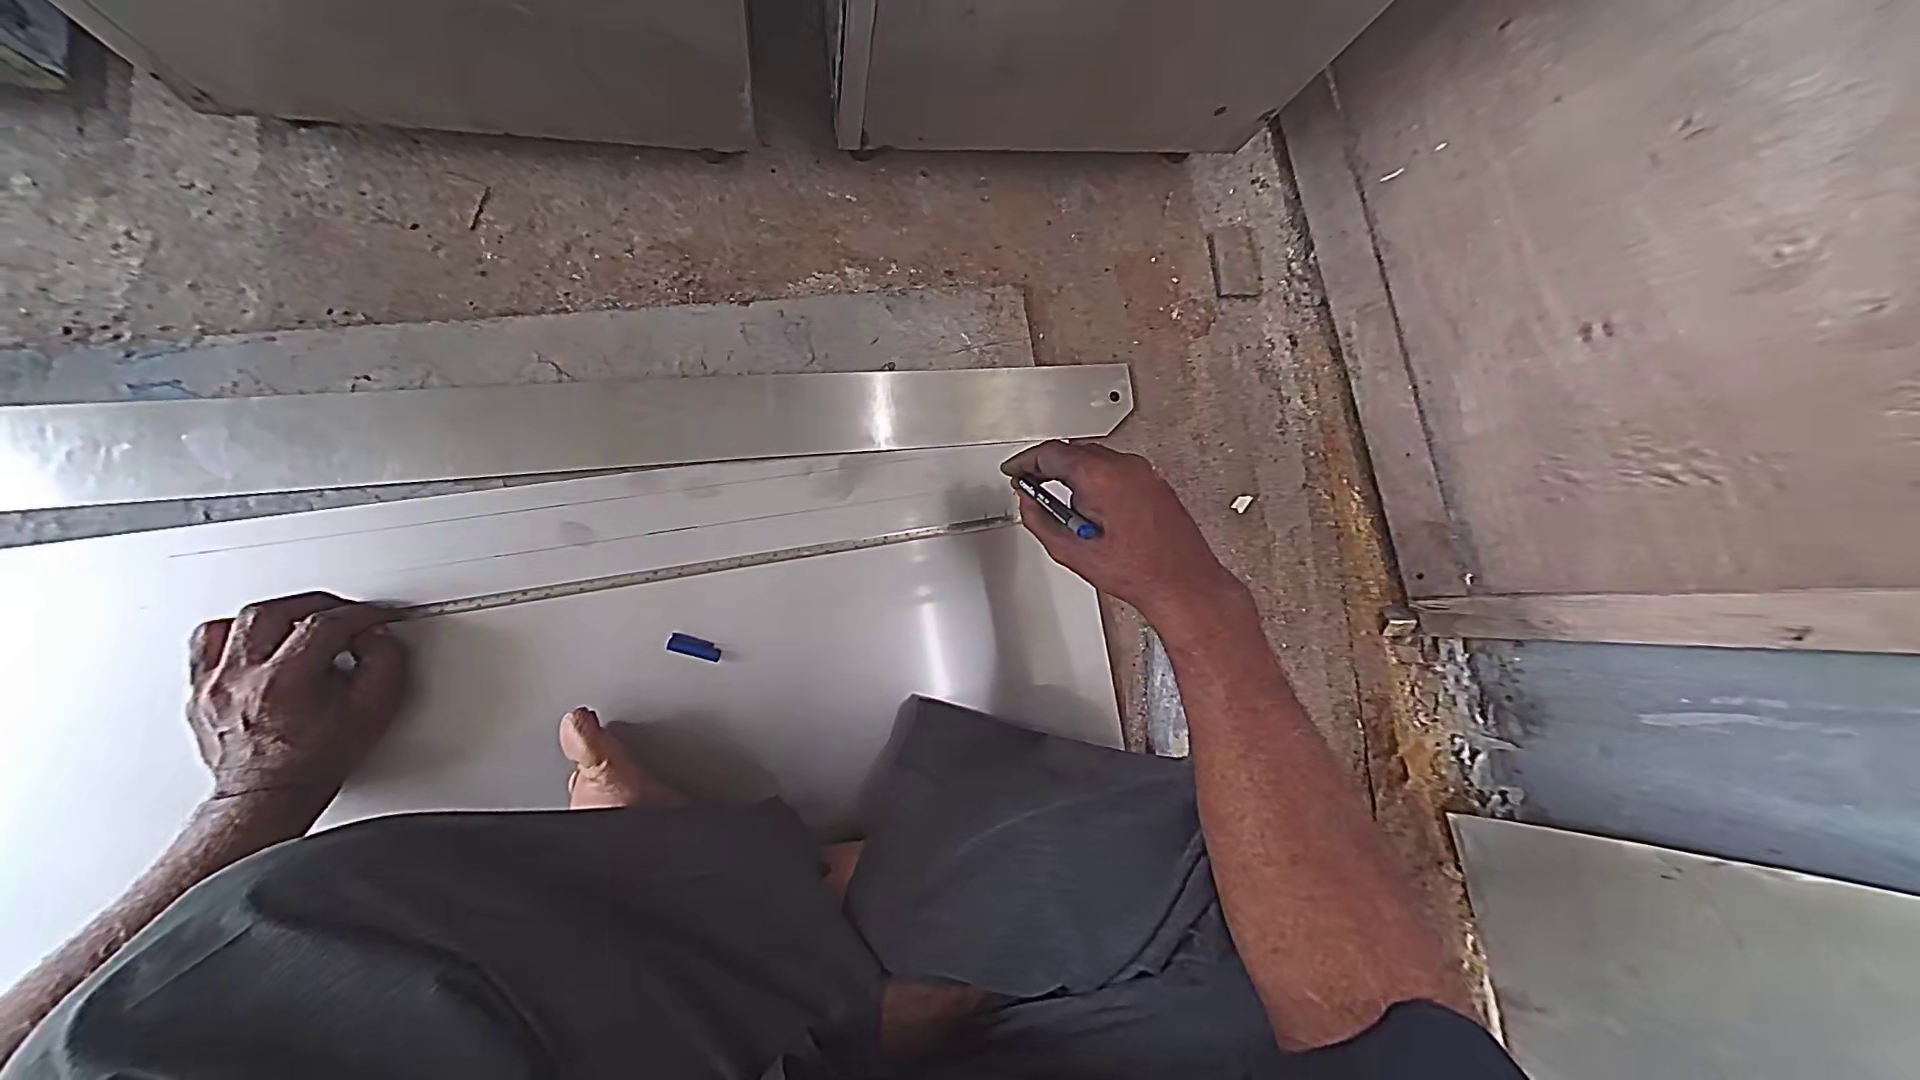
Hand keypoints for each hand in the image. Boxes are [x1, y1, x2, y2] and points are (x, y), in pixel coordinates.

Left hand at [187, 592, 410, 807]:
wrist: (274, 791)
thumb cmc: (321, 756)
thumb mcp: (377, 706)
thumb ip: (386, 660)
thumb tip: (375, 634)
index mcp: (285, 681)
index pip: (326, 623)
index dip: (363, 614)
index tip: (380, 616)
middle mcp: (240, 679)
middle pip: (274, 612)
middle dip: (319, 604)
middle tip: (345, 611)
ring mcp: (212, 685)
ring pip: (232, 623)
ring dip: (275, 614)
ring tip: (303, 621)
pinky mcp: (199, 692)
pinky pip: (206, 646)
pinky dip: (237, 635)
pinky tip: (263, 642)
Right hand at [1001, 441, 1245, 623]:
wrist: (1182, 582)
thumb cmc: (1140, 570)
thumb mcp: (1072, 551)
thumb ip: (1040, 521)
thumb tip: (1028, 503)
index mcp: (1102, 477)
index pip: (1051, 453)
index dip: (1025, 461)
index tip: (1014, 470)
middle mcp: (1125, 467)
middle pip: (1073, 450)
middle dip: (1047, 466)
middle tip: (1030, 483)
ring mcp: (1143, 471)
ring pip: (1094, 458)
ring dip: (1071, 474)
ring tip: (1061, 503)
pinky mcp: (1153, 481)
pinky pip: (1114, 469)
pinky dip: (1094, 479)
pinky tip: (1089, 506)